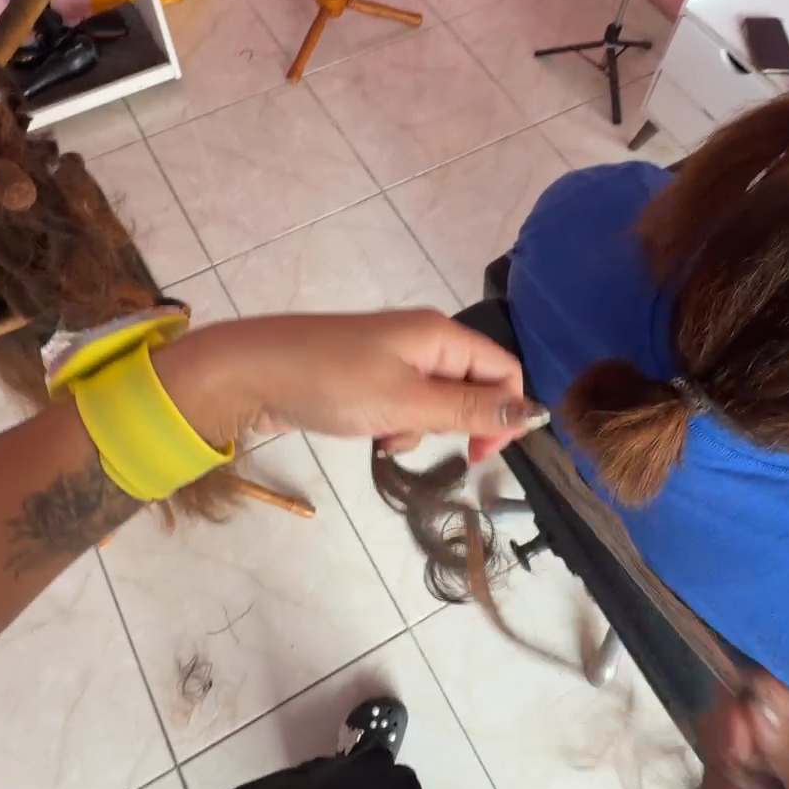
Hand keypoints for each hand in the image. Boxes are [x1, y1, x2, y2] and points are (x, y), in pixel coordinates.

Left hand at [156, 310, 545, 461]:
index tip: (481, 455)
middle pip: (471, 385)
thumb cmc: (333, 383)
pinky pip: (403, 403)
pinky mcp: (367, 375)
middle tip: (419, 437)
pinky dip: (396, 423)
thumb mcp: (408, 402)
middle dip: (455, 422)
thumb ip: (472, 410)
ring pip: (436, 400)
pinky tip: (372, 435)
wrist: (251, 373)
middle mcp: (422, 338)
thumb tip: (536, 413)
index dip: (505, 414)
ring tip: (386, 436)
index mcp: (440, 334)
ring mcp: (392, 356)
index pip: (504, 370)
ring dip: (421, 427)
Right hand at [701, 674, 788, 788]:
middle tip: (744, 773)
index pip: (768, 691)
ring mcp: (773, 767)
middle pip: (738, 713)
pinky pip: (726, 769)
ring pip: (727, 741)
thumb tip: (753, 698)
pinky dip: (726, 783)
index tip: (734, 738)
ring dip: (729, 766)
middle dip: (731, 741)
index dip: (741, 703)